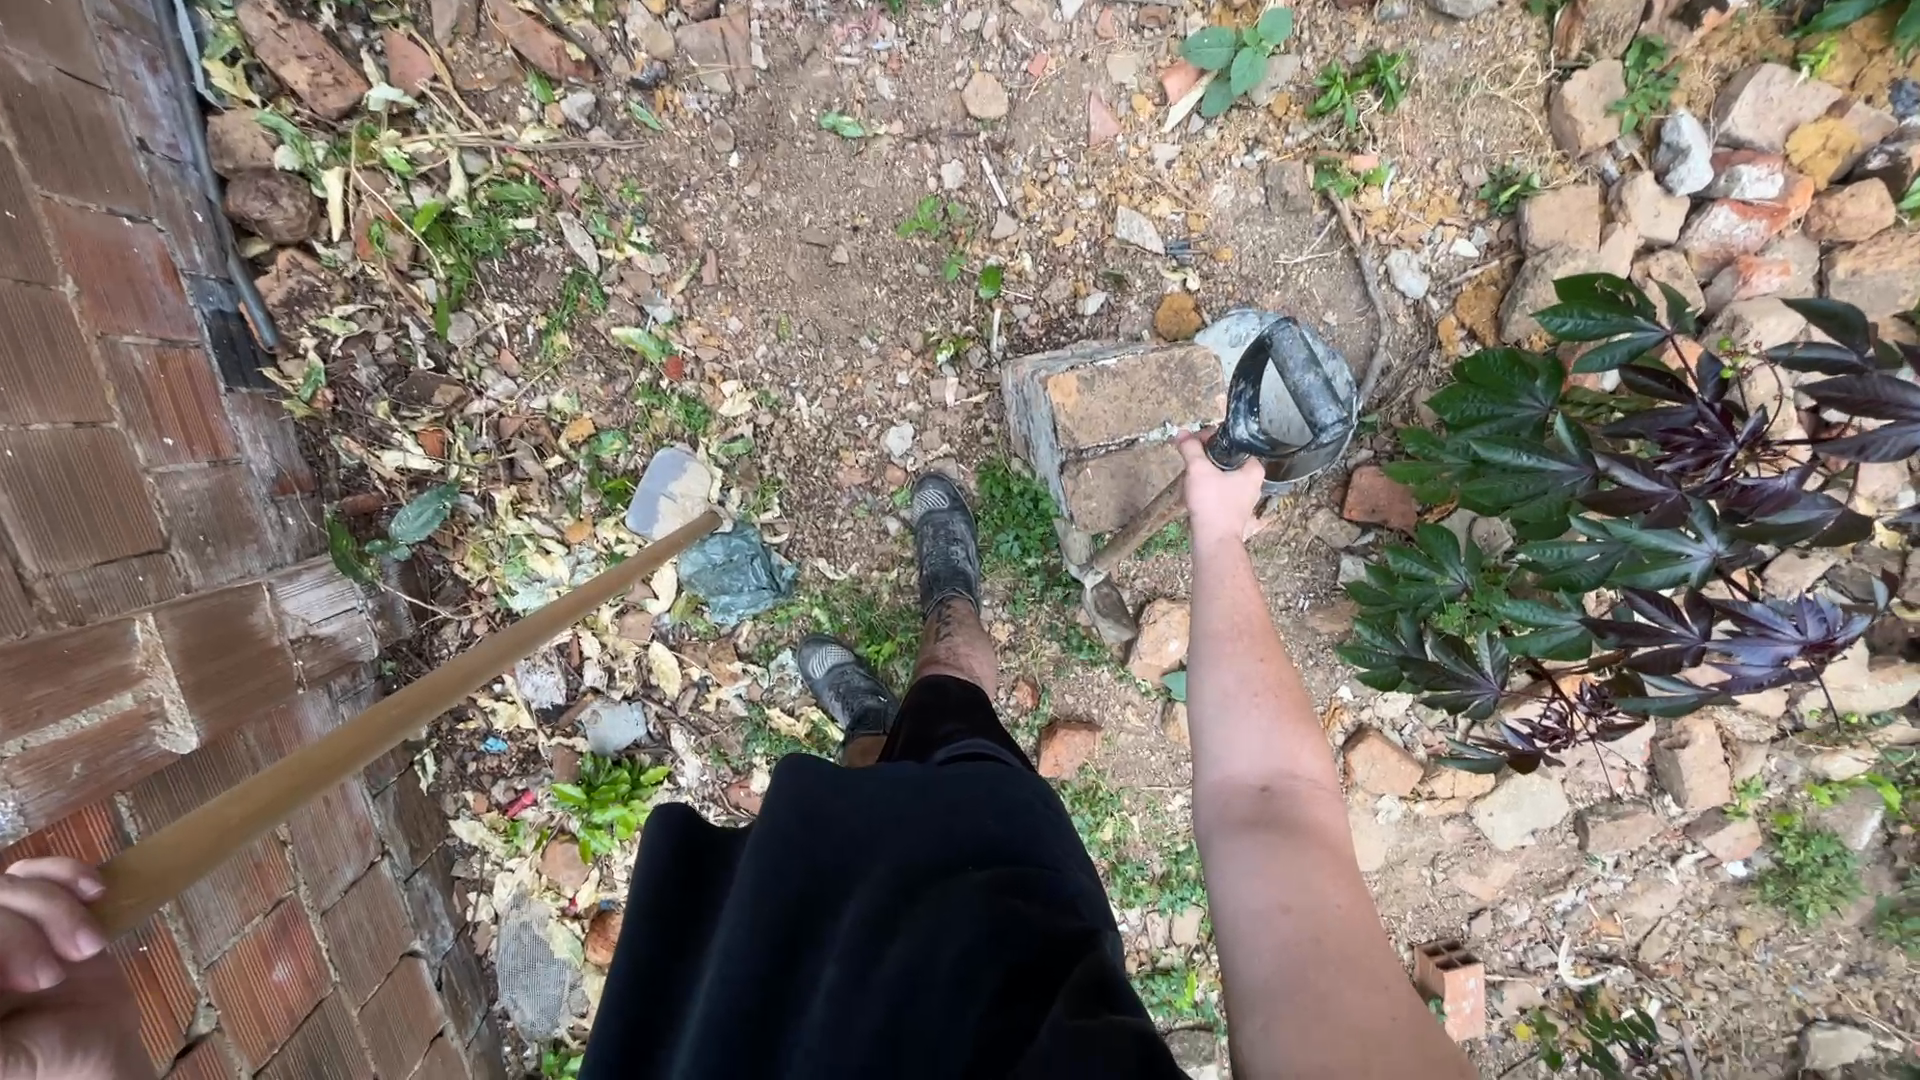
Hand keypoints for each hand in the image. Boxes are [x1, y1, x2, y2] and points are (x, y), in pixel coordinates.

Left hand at [0, 859, 147, 1078]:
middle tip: (52, 977)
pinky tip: (96, 894)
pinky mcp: (49, 912)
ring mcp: (8, 929)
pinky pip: (43, 871)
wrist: (94, 1051)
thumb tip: (3, 973)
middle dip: (28, 933)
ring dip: (59, 911)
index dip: (5, 938)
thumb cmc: (34, 1062)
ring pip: (14, 884)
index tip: (33, 981)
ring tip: (85, 948)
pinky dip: (69, 874)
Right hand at [1176, 431, 1264, 545]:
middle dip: (1203, 458)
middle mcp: (1252, 482)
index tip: (1194, 441)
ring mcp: (1242, 497)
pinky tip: (1192, 492)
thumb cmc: (1213, 505)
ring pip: (1219, 475)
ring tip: (1189, 477)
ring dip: (1202, 473)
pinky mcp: (1231, 509)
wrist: (1213, 539)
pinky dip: (1204, 488)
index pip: (1233, 442)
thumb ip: (1190, 448)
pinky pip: (1216, 490)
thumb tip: (1182, 434)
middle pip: (1225, 458)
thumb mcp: (1198, 469)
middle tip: (1190, 459)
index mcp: (1253, 468)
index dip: (1211, 437)